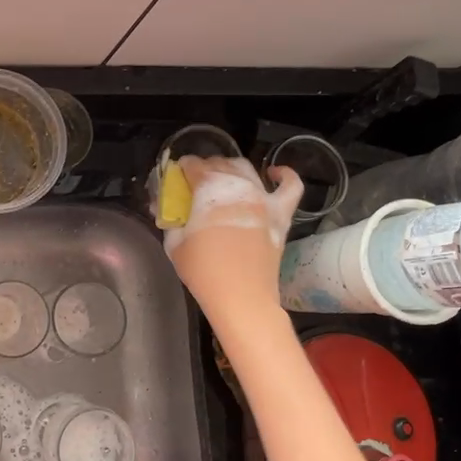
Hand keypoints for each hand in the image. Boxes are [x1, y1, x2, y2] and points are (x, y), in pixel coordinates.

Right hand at [164, 156, 302, 316]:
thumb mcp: (174, 245)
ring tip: (225, 179)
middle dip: (205, 168)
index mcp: (208, 190)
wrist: (241, 296)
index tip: (179, 176)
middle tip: (197, 183)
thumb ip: (172, 221)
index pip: (194, 166)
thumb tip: (169, 212)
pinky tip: (274, 174)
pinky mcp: (281, 214)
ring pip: (247, 169)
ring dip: (232, 169)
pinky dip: (284, 175)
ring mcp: (262, 198)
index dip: (184, 168)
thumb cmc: (203, 271)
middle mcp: (237, 186)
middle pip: (220, 164)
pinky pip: (290, 185)